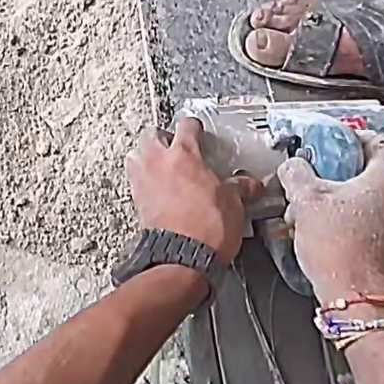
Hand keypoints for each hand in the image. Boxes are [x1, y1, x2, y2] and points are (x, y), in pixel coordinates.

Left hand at [126, 117, 262, 261]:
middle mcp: (158, 164)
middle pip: (151, 136)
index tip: (198, 131)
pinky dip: (144, 182)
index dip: (194, 127)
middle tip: (174, 145)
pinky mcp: (137, 204)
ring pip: (135, 157)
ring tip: (160, 166)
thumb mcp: (233, 203)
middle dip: (162, 138)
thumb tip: (248, 185)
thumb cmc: (205, 228)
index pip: (186, 126)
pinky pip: (135, 183)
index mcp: (183, 155)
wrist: (182, 257)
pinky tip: (156, 191)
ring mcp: (143, 183)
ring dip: (145, 158)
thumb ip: (239, 188)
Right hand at [278, 131, 383, 302]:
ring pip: (358, 193)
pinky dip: (336, 215)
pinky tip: (313, 225)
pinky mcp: (381, 239)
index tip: (330, 138)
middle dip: (331, 170)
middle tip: (309, 173)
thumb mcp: (307, 200)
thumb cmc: (341, 249)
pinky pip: (358, 216)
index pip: (375, 139)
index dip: (349, 134)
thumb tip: (292, 166)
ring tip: (304, 205)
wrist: (353, 294)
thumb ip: (296, 174)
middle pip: (363, 167)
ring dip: (329, 195)